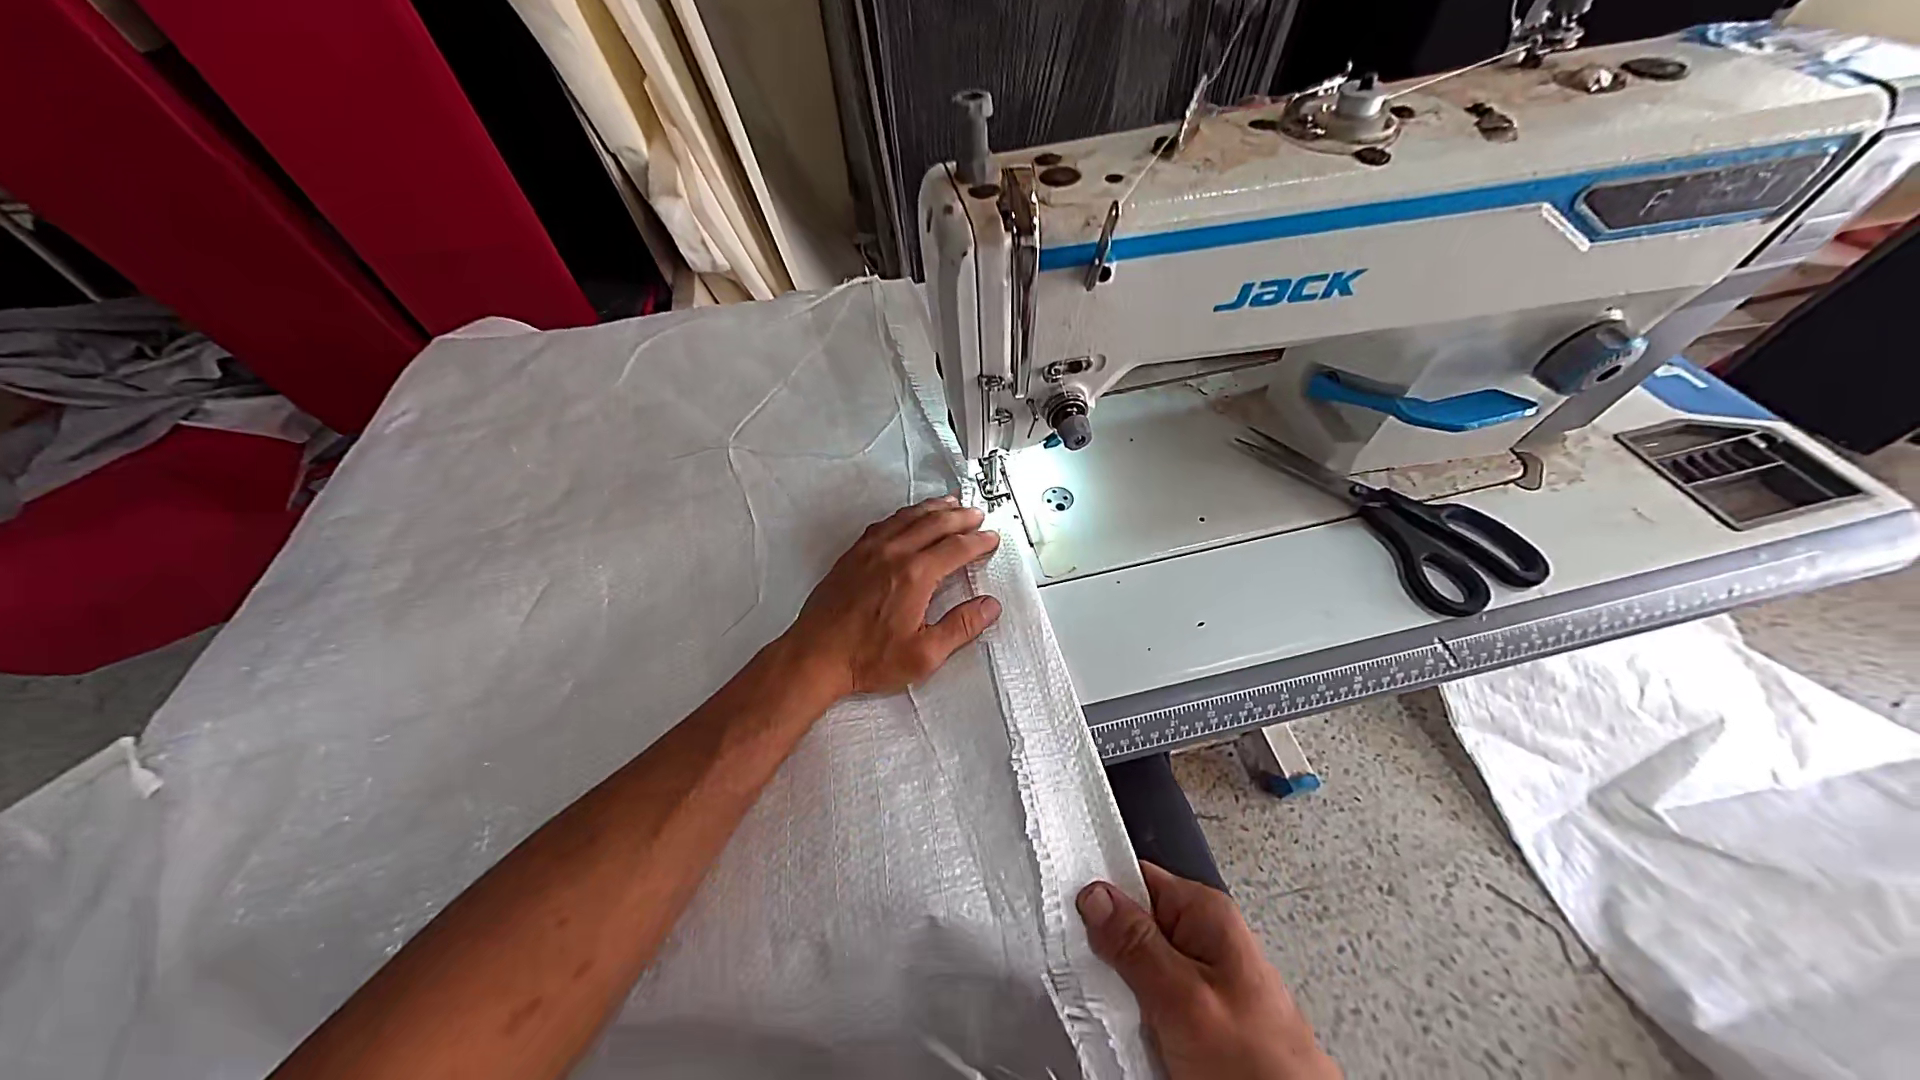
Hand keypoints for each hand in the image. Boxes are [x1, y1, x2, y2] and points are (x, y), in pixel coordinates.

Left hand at [779, 496, 1001, 699]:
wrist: (815, 656)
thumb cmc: (863, 657)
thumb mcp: (924, 653)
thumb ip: (961, 627)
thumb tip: (988, 608)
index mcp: (914, 576)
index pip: (956, 548)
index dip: (978, 541)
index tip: (990, 539)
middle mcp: (892, 555)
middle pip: (935, 523)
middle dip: (961, 517)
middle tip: (977, 516)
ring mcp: (869, 551)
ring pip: (909, 517)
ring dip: (934, 508)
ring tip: (950, 504)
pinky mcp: (852, 555)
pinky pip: (884, 523)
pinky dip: (904, 514)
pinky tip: (907, 517)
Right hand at [1079, 862, 1339, 1079]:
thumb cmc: (1264, 1070)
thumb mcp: (1184, 998)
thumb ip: (1136, 944)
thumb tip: (1097, 898)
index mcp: (1205, 914)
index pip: (1135, 876)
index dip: (1101, 892)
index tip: (1072, 912)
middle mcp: (1202, 939)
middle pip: (1131, 924)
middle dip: (1109, 951)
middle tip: (1102, 981)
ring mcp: (1198, 980)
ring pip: (1135, 969)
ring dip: (1122, 993)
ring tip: (1127, 1019)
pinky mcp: (1195, 1017)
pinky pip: (1149, 1004)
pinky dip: (1136, 1020)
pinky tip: (1139, 1037)